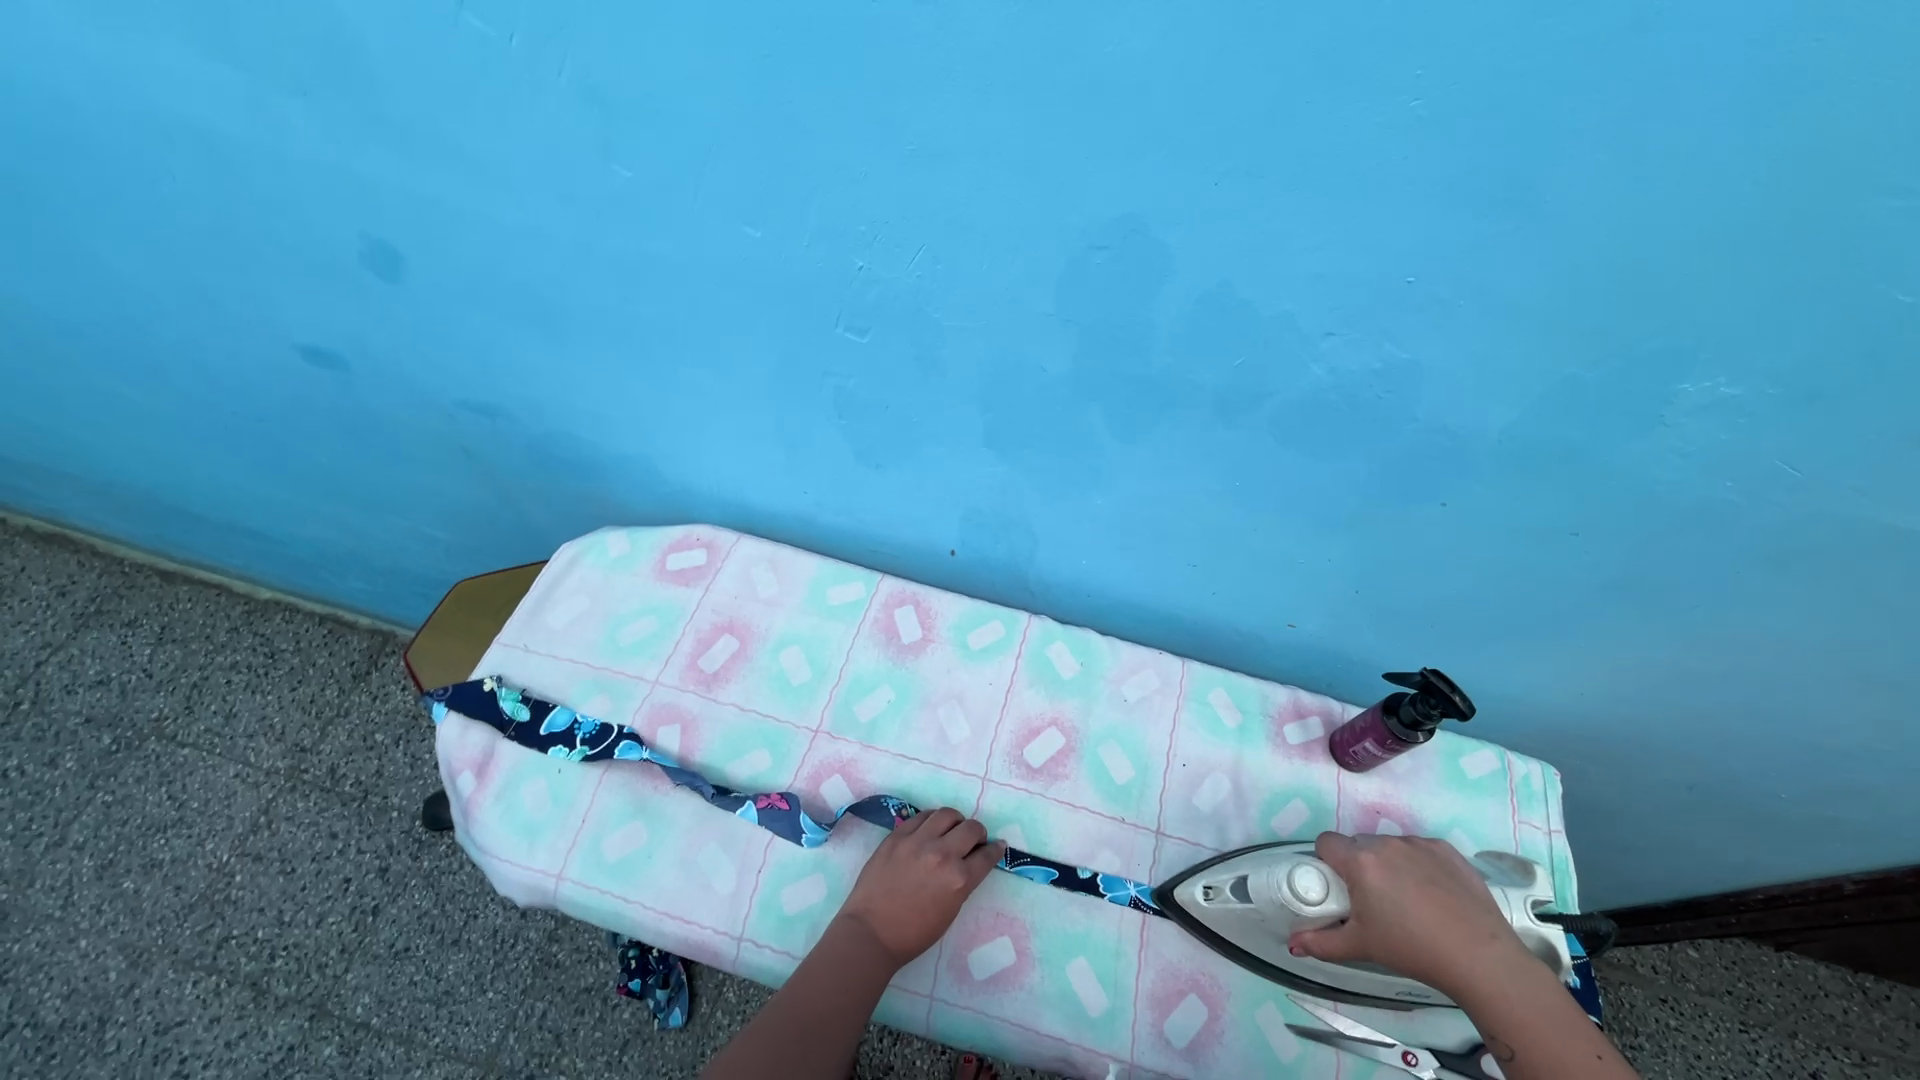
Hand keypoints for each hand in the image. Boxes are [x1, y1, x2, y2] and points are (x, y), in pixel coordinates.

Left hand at [835, 807, 1005, 968]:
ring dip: (955, 821)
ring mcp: (917, 842)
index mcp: (959, 879)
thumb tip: (971, 862)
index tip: (997, 845)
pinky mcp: (897, 836)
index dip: (995, 849)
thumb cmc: (914, 932)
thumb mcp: (951, 910)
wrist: (872, 932)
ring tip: (951, 830)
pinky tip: (930, 828)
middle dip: (978, 833)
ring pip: (947, 814)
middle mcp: (942, 854)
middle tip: (973, 840)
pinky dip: (931, 820)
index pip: (987, 855)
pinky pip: (921, 816)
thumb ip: (964, 882)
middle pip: (971, 828)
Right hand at [1288, 832, 1535, 995]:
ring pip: (1390, 846)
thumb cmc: (1412, 949)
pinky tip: (1433, 893)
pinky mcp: (1447, 850)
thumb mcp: (1361, 947)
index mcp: (1360, 861)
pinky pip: (1420, 849)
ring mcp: (1419, 844)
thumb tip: (1293, 945)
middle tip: (1372, 899)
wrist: (1481, 957)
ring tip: (1407, 899)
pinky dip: (1418, 864)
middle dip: (1358, 865)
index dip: (1327, 861)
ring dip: (1388, 863)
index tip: (1339, 886)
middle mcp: (1386, 843)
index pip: (1326, 842)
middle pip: (1358, 844)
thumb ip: (1320, 943)